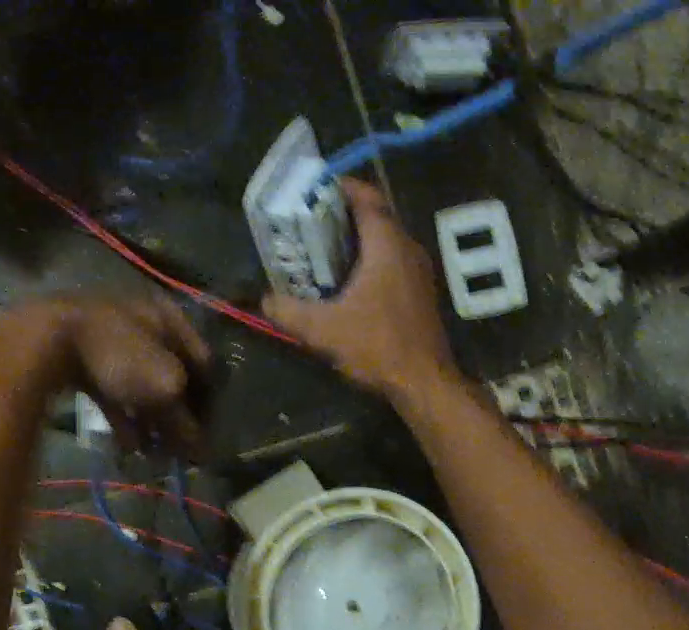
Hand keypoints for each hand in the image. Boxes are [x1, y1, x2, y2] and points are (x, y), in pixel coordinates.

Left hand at [0, 294, 210, 452]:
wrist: (47, 340)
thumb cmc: (120, 356)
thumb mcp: (164, 389)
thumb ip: (185, 420)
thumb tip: (200, 449)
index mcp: (170, 318)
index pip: (203, 364)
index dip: (207, 402)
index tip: (205, 434)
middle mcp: (143, 323)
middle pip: (170, 376)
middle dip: (175, 416)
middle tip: (177, 448)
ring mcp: (109, 339)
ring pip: (139, 386)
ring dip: (149, 421)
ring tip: (152, 453)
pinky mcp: (81, 358)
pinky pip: (111, 391)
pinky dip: (122, 417)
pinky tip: (127, 446)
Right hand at [261, 179, 454, 401]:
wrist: (423, 381)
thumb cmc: (376, 345)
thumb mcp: (322, 330)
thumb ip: (289, 311)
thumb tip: (265, 300)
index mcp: (386, 244)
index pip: (366, 198)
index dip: (342, 188)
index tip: (316, 189)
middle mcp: (407, 248)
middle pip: (375, 217)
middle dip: (343, 215)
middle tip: (311, 223)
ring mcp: (418, 271)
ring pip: (385, 241)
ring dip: (356, 241)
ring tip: (323, 251)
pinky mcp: (419, 293)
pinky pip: (392, 262)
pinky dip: (369, 261)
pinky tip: (347, 283)